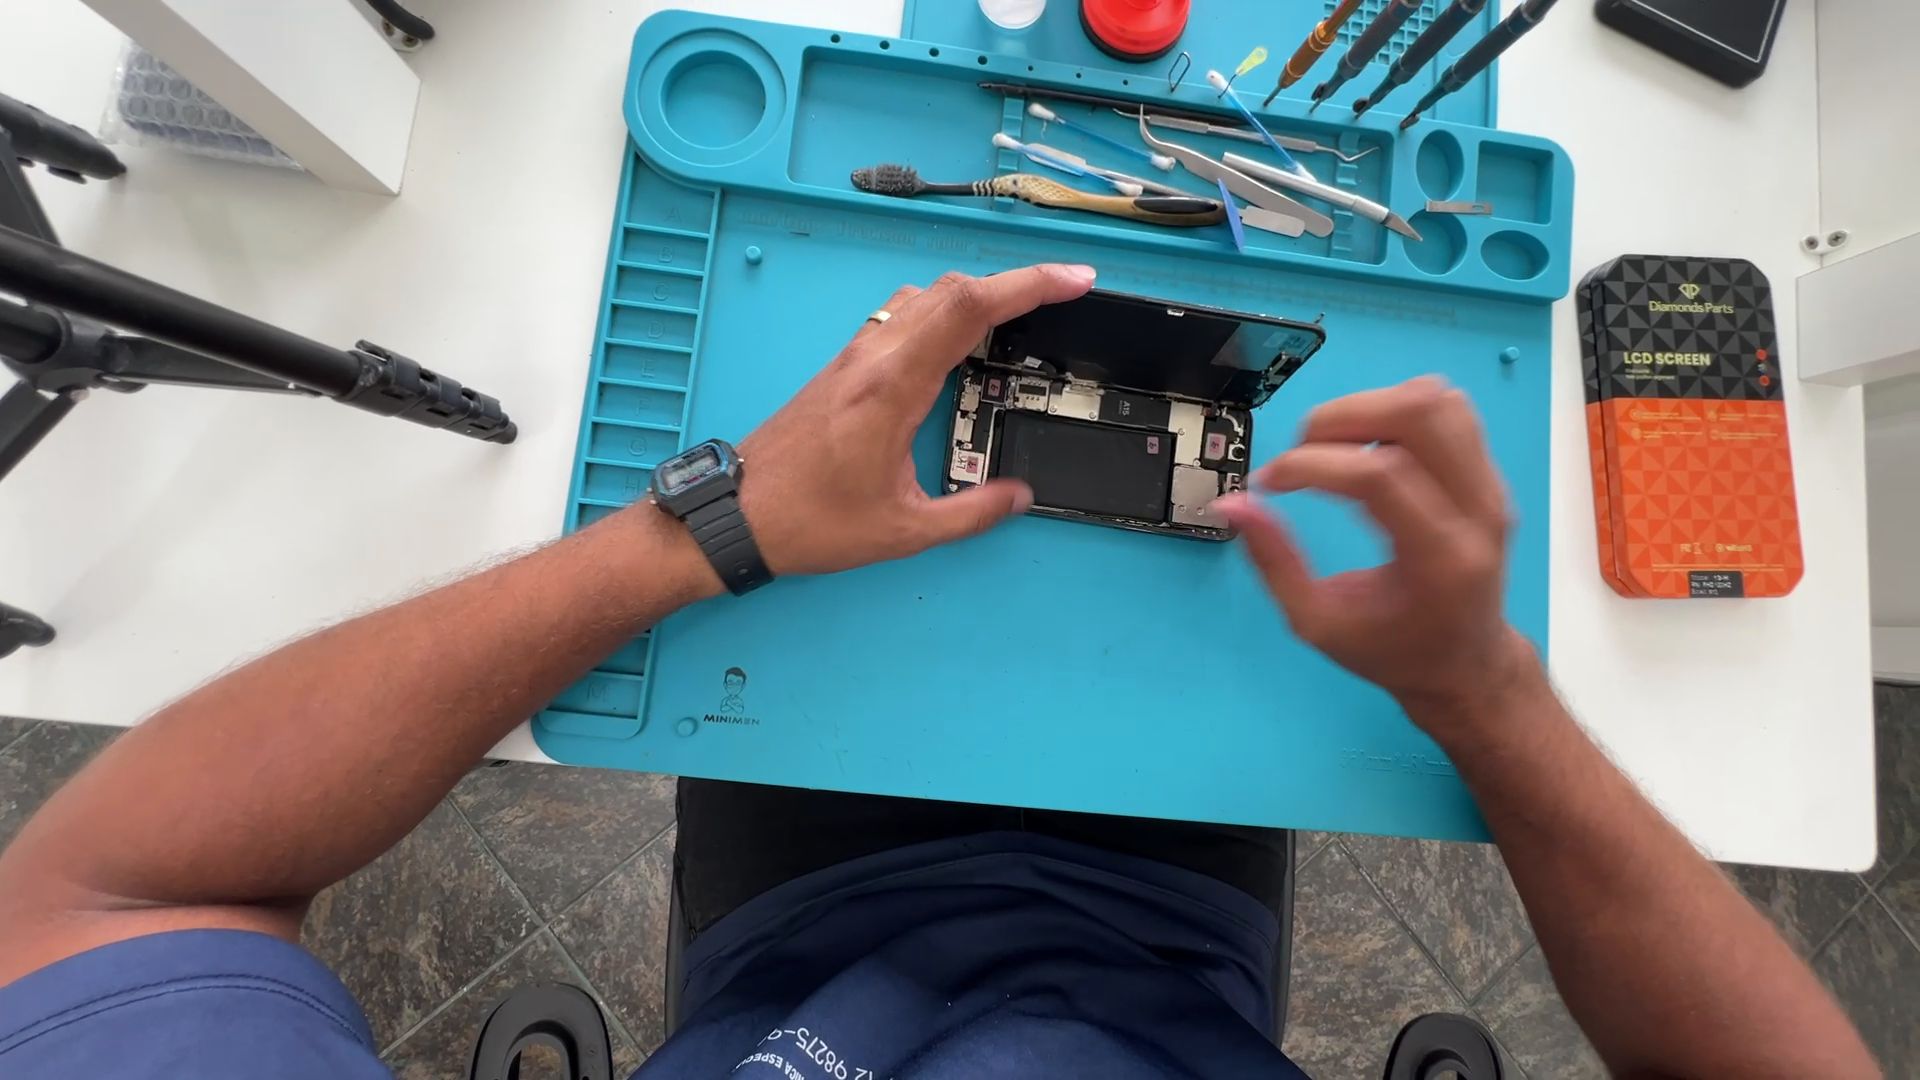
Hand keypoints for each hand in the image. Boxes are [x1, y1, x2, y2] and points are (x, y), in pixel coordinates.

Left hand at [735, 263, 1096, 576]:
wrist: (740, 514)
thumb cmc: (812, 522)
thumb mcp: (904, 530)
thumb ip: (971, 514)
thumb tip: (1019, 497)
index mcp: (893, 387)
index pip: (970, 308)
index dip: (1029, 283)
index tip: (1074, 279)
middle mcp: (873, 358)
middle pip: (952, 289)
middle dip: (1015, 283)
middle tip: (1061, 295)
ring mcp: (855, 356)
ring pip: (923, 297)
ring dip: (975, 295)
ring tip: (1017, 318)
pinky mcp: (844, 366)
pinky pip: (901, 318)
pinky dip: (942, 313)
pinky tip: (957, 344)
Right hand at [1215, 377, 1535, 727]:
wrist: (1464, 663)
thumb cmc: (1389, 650)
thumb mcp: (1315, 622)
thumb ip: (1273, 560)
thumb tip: (1230, 504)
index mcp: (1438, 558)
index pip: (1378, 475)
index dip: (1308, 465)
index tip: (1266, 484)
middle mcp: (1478, 510)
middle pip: (1419, 413)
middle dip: (1339, 417)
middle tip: (1299, 453)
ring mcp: (1492, 485)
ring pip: (1437, 400)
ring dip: (1367, 408)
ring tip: (1328, 447)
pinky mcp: (1487, 473)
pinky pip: (1446, 411)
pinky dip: (1392, 412)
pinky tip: (1361, 447)